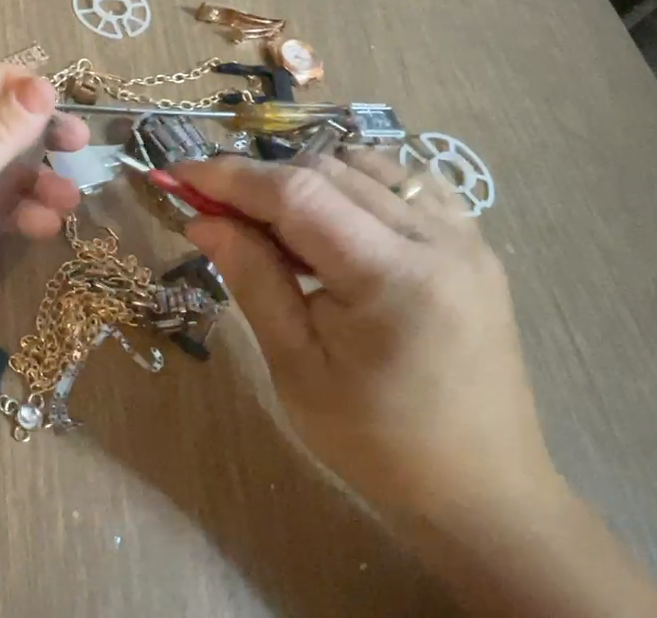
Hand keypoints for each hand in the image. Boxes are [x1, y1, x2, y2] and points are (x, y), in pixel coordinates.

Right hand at [176, 151, 560, 518]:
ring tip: (267, 219)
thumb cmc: (376, 441)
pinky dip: (354, 183)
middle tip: (210, 210)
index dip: (229, 176)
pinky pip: (406, 183)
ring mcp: (465, 239)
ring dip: (304, 177)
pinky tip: (329, 217)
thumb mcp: (295, 365)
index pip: (296, 192)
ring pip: (366, 166)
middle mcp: (438, 240)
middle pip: (328, 169)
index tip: (176, 175)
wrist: (480, 490)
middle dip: (258, 178)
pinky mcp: (472, 247)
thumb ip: (251, 278)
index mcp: (393, 277)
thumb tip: (200, 221)